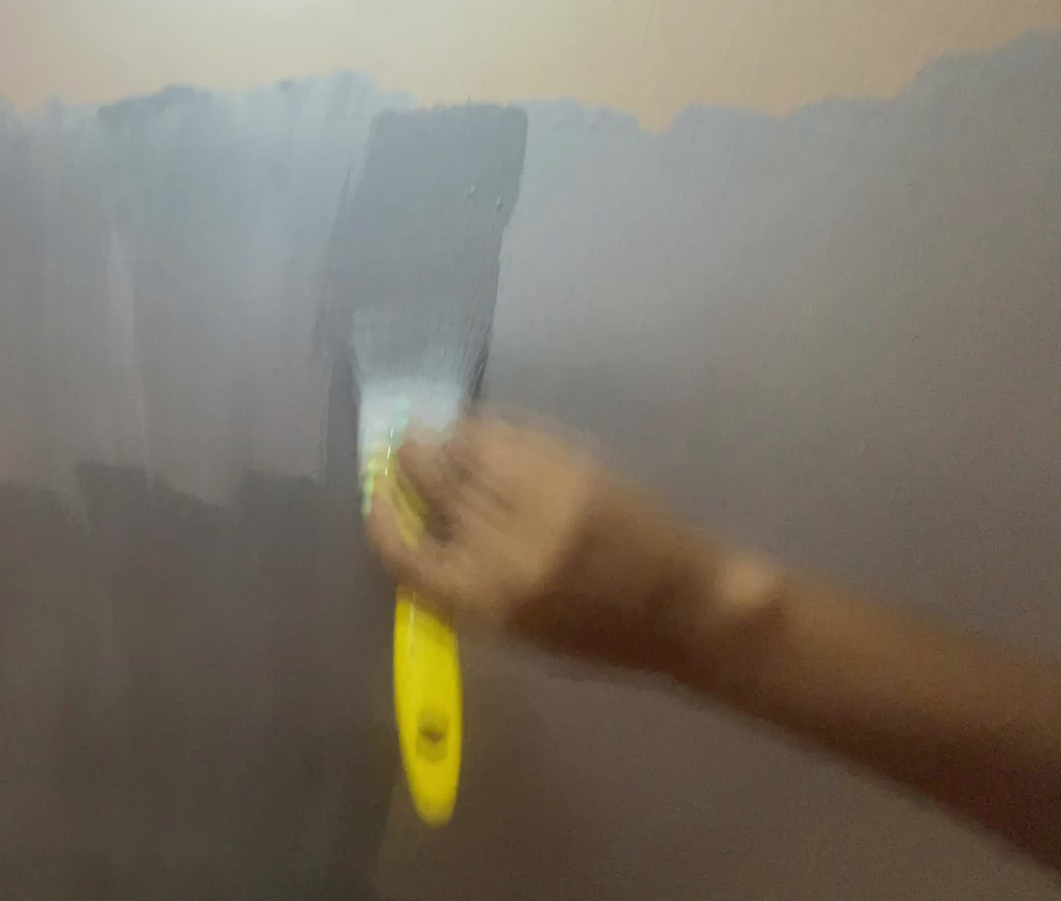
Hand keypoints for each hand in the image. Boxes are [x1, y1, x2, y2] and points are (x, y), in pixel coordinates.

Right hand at [368, 413, 772, 674]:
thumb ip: (456, 583)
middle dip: (406, 460)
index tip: (378, 497)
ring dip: (442, 437)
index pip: (403, 552)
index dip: (382, 519)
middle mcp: (502, 547)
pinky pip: (506, 434)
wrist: (683, 606)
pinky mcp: (570, 467)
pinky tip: (478, 428)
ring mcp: (537, 500)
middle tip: (401, 446)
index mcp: (483, 600)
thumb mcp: (514, 631)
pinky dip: (483, 427)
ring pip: (464, 449)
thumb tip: (414, 527)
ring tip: (436, 432)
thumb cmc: (594, 633)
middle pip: (430, 484)